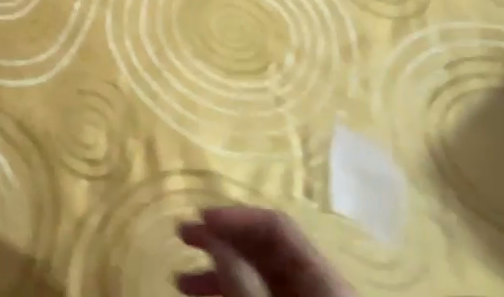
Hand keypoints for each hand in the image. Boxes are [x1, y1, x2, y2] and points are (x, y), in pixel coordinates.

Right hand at [176, 207, 355, 296]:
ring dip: (218, 270)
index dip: (236, 215)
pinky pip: (261, 291)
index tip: (198, 215)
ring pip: (258, 272)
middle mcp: (317, 281)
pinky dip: (231, 288)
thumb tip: (213, 239)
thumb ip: (242, 280)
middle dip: (220, 239)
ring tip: (180, 280)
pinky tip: (203, 293)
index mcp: (323, 275)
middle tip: (181, 235)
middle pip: (265, 246)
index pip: (277, 225)